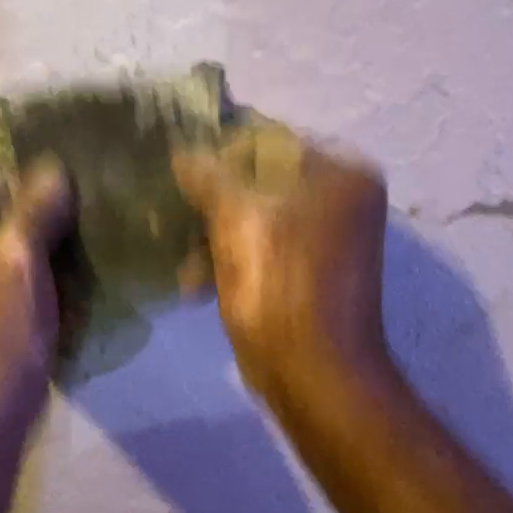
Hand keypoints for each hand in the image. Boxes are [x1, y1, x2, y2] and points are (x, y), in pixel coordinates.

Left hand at [0, 160, 73, 456]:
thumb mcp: (18, 257)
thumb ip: (38, 205)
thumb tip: (55, 167)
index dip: (29, 193)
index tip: (70, 214)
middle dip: (40, 230)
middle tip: (78, 247)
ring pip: (4, 255)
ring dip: (43, 261)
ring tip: (75, 278)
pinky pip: (4, 287)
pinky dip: (33, 290)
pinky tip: (63, 305)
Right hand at [175, 129, 390, 405]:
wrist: (314, 375)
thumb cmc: (279, 287)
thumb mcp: (236, 219)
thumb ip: (208, 176)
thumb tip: (184, 153)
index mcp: (339, 171)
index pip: (267, 137)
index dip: (217, 153)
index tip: (177, 172)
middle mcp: (341, 196)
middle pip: (259, 179)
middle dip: (210, 201)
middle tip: (171, 215)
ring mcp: (328, 236)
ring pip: (255, 216)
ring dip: (212, 235)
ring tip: (182, 262)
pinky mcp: (309, 271)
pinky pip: (261, 248)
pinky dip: (230, 260)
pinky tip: (194, 284)